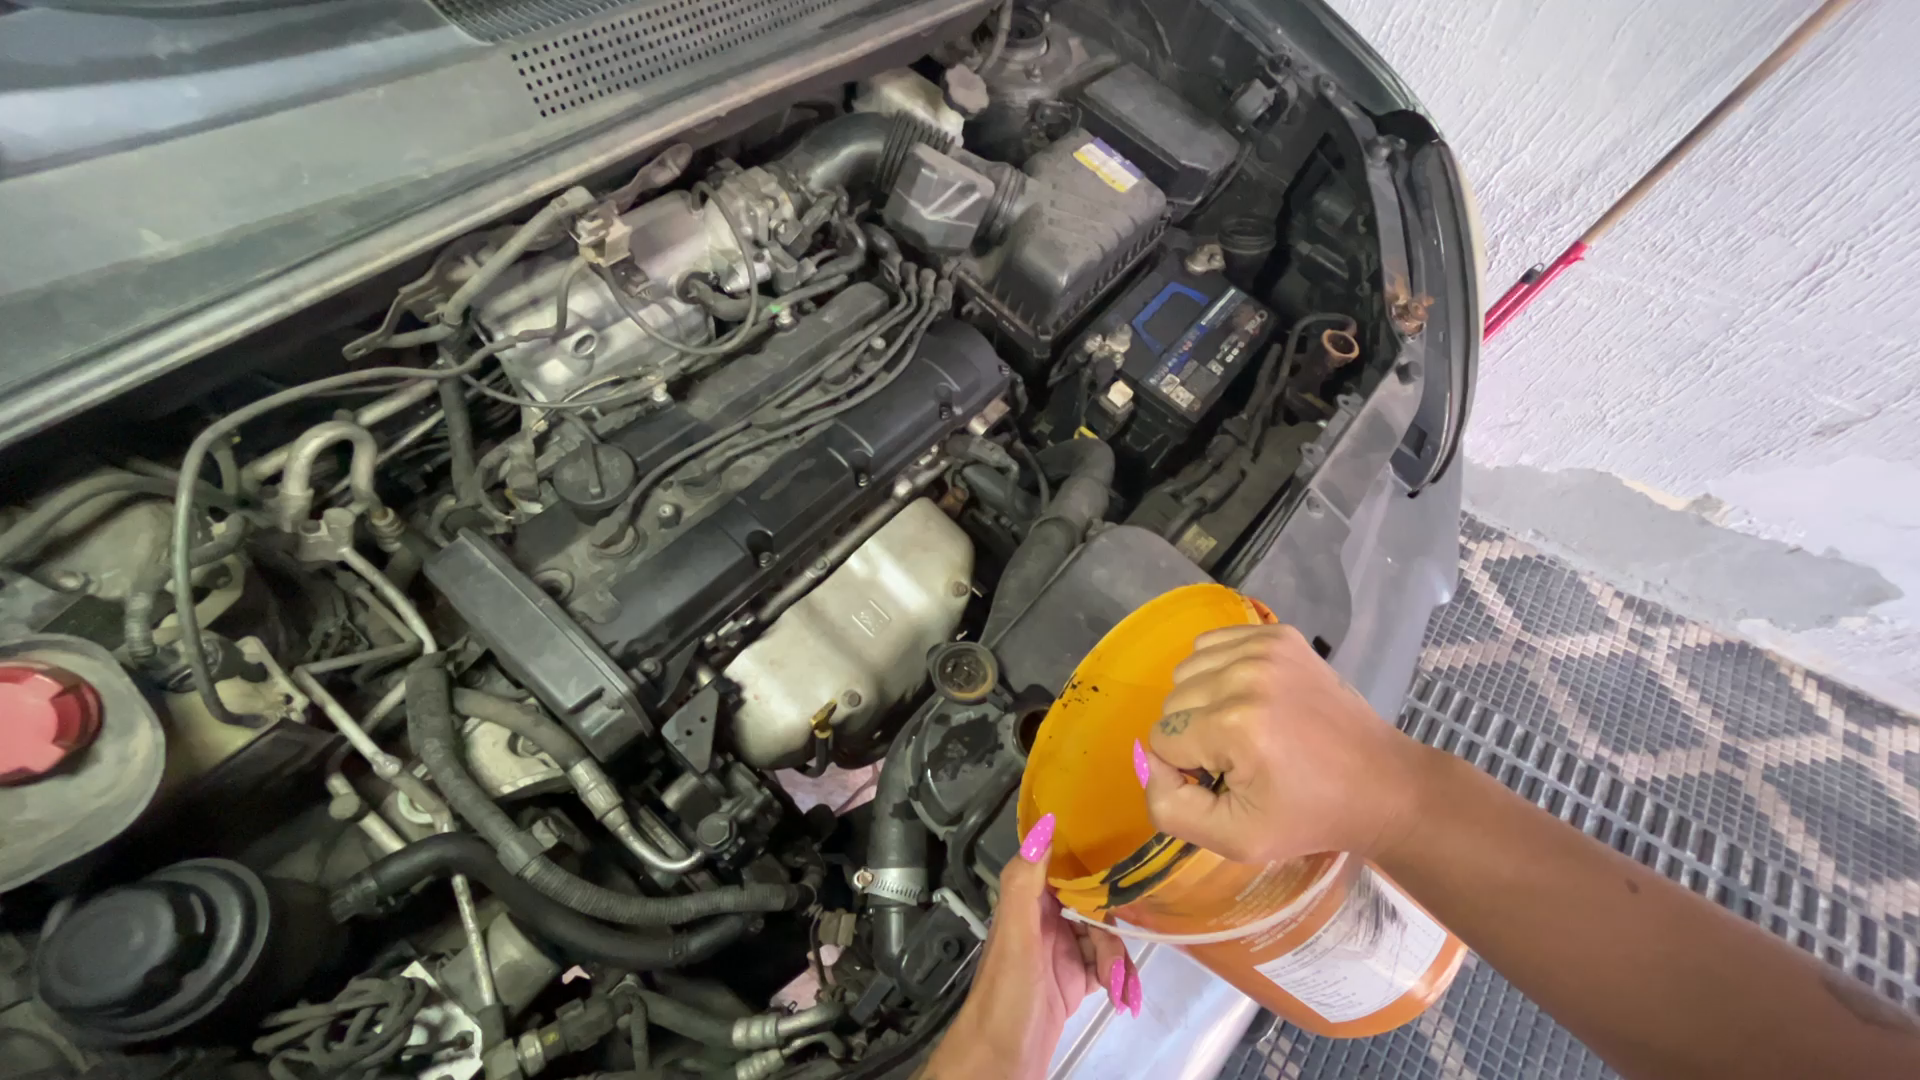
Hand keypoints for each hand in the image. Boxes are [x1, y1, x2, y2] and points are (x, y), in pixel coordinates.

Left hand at [921, 814, 1140, 1078]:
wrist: (1000, 1063)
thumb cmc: (1005, 995)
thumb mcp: (1016, 931)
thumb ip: (1026, 879)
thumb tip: (1045, 823)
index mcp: (1026, 902)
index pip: (1060, 865)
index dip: (1088, 860)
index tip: (1121, 859)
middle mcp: (1042, 921)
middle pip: (1090, 904)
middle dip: (1112, 925)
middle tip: (1118, 953)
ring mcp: (1059, 952)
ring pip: (1102, 936)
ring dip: (1117, 958)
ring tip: (1117, 987)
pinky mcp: (1072, 982)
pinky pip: (1105, 968)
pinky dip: (1118, 979)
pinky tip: (1123, 997)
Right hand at [1138, 624, 1432, 864]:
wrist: (1381, 783)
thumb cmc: (1308, 815)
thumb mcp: (1235, 839)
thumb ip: (1170, 808)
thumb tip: (1152, 763)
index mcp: (1234, 725)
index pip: (1161, 738)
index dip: (1185, 767)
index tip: (1227, 781)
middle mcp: (1244, 675)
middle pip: (1171, 702)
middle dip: (1193, 734)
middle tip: (1238, 758)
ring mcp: (1263, 648)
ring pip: (1186, 671)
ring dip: (1202, 701)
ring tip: (1244, 726)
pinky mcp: (1276, 634)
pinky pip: (1210, 645)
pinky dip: (1216, 671)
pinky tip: (1247, 697)